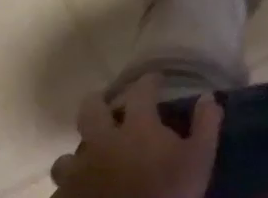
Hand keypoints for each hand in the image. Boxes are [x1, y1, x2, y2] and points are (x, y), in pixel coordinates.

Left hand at [51, 75, 222, 197]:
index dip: (148, 81)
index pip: (140, 90)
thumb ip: (206, 122)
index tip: (156, 80)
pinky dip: (71, 188)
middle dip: (97, 102)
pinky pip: (60, 191)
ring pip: (66, 156)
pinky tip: (83, 193)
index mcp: (136, 127)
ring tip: (92, 159)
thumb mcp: (201, 157)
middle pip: (89, 110)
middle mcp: (101, 143)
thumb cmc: (171, 192)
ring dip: (79, 153)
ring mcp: (78, 174)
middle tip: (109, 106)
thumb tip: (207, 96)